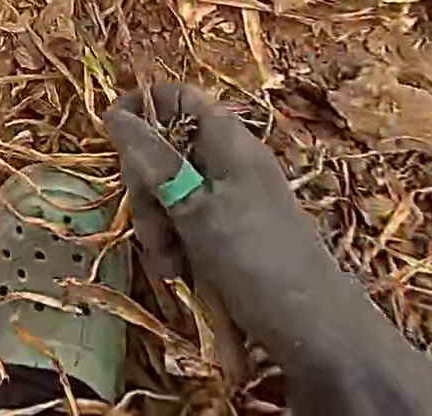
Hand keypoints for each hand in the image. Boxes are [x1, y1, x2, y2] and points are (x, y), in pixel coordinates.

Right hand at [105, 85, 431, 415]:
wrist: (319, 335)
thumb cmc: (256, 260)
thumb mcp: (195, 208)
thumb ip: (153, 160)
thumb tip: (115, 114)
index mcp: (225, 137)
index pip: (175, 96)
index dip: (141, 108)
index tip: (112, 137)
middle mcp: (227, 157)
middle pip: (165, 146)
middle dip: (146, 185)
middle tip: (151, 226)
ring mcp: (231, 193)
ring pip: (171, 188)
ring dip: (158, 223)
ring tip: (167, 261)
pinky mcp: (232, 227)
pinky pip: (188, 220)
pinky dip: (176, 242)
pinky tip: (178, 271)